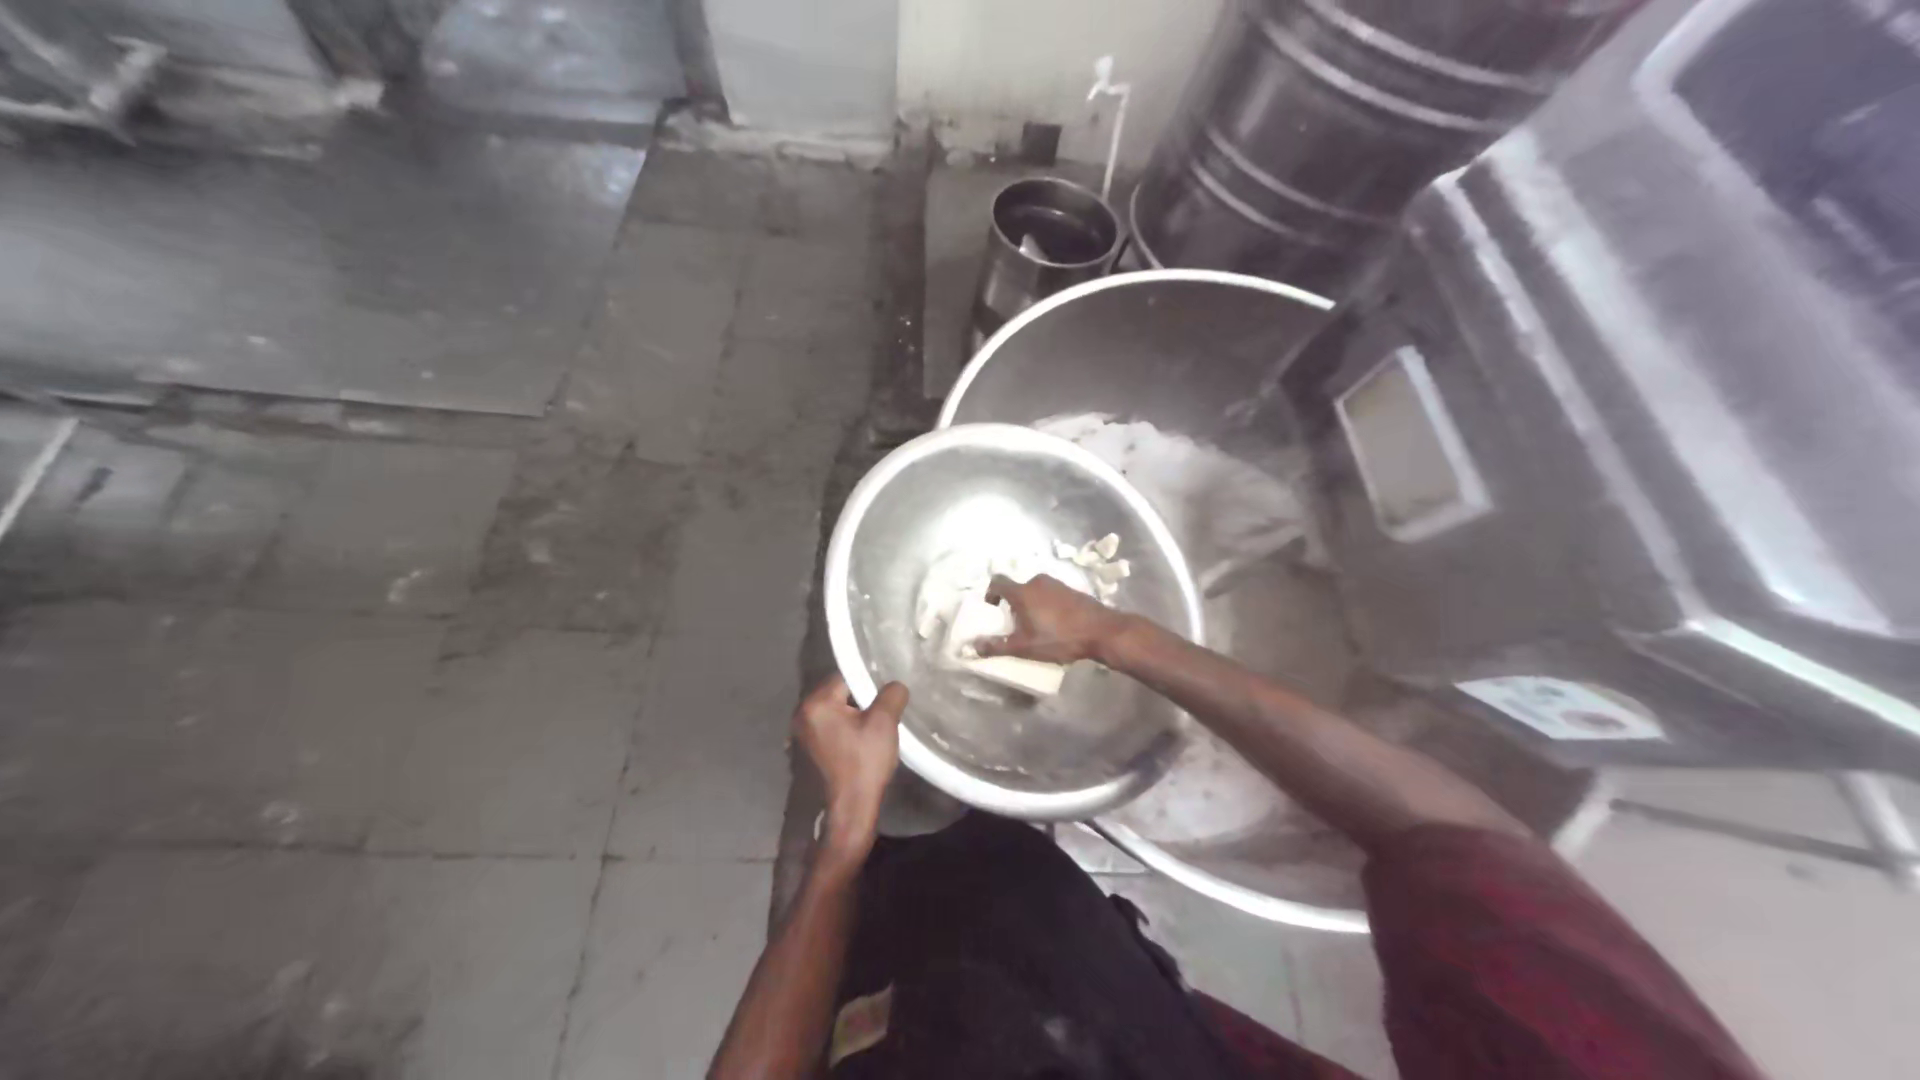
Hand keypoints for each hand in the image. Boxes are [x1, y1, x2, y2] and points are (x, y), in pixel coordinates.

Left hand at [792, 675, 906, 859]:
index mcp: (815, 703)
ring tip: (872, 726)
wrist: (850, 808)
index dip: (867, 682)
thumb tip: (895, 685)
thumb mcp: (884, 722)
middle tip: (880, 711)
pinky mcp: (805, 750)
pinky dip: (843, 729)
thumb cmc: (865, 762)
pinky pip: (828, 727)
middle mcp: (801, 714)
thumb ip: (891, 694)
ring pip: (833, 711)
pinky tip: (858, 741)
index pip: (844, 676)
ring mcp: (800, 734)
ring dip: (851, 714)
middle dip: (859, 698)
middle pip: (836, 692)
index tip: (883, 696)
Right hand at [979, 574, 1133, 665]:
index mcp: (1022, 592)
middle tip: (1016, 625)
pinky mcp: (1071, 590)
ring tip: (1036, 626)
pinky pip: (1051, 594)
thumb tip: (973, 646)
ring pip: (1035, 591)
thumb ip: (997, 646)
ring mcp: (1056, 584)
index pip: (997, 581)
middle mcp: (1037, 582)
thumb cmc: (1059, 638)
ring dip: (1031, 605)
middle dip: (1013, 605)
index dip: (990, 593)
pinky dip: (1047, 605)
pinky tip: (1056, 624)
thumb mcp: (1025, 647)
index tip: (992, 608)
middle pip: (1017, 588)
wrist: (1101, 631)